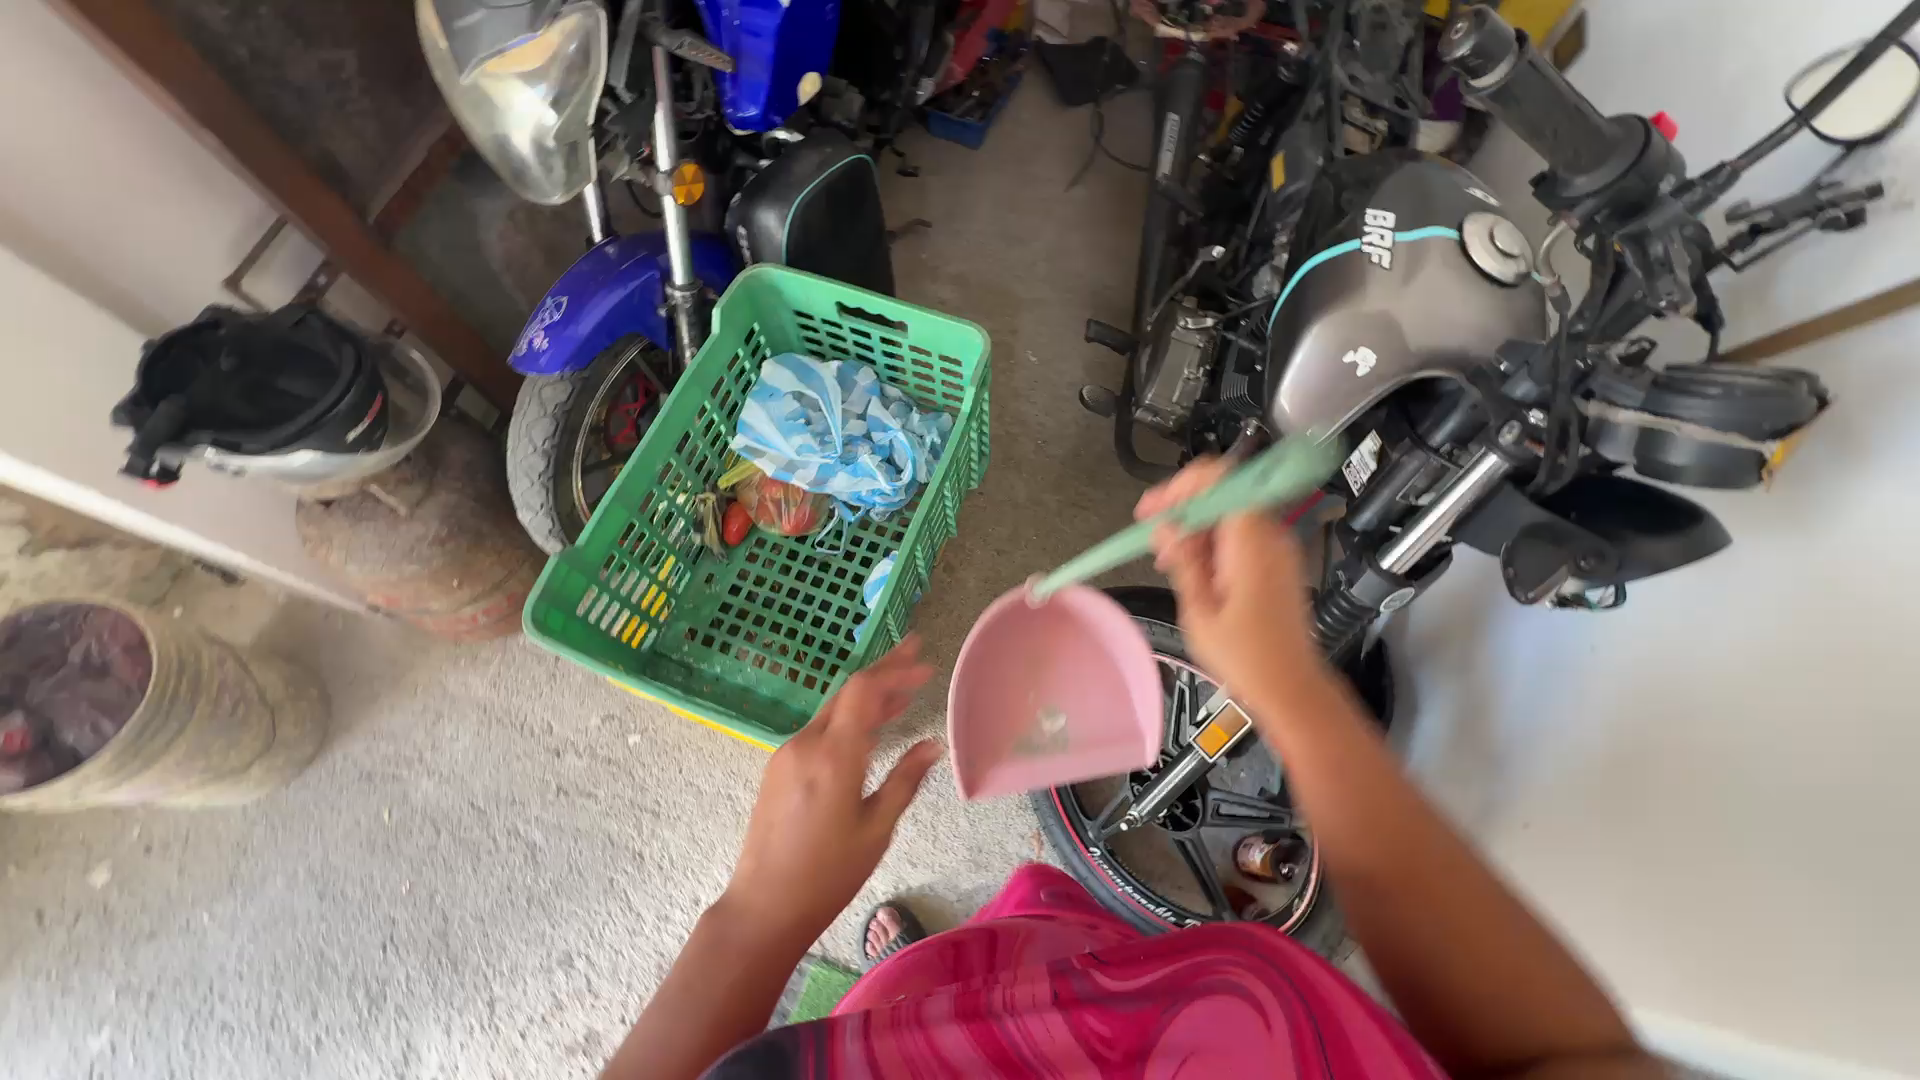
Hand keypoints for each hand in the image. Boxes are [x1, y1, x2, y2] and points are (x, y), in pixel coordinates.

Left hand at [720, 636, 942, 940]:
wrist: (764, 906)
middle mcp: (806, 743)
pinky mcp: (779, 768)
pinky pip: (820, 731)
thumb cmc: (829, 874)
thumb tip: (932, 745)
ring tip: (903, 696)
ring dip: (867, 701)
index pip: (864, 690)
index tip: (924, 663)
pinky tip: (871, 732)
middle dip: (884, 673)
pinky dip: (849, 722)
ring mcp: (788, 754)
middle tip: (917, 659)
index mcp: (834, 755)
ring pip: (833, 712)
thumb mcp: (877, 829)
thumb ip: (905, 780)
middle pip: (848, 693)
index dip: (895, 670)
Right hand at [1137, 457, 1329, 707]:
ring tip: (1168, 561)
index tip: (1152, 509)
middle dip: (1182, 512)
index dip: (1179, 486)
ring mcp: (1277, 547)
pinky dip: (1212, 544)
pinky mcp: (1277, 562)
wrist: (1292, 687)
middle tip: (1153, 540)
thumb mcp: (1199, 610)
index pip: (1217, 479)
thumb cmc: (1247, 658)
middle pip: (1221, 495)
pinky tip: (1192, 571)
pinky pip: (1240, 536)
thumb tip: (1165, 528)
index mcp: (1251, 540)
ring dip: (1194, 530)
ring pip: (1228, 516)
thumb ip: (1182, 561)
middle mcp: (1270, 535)